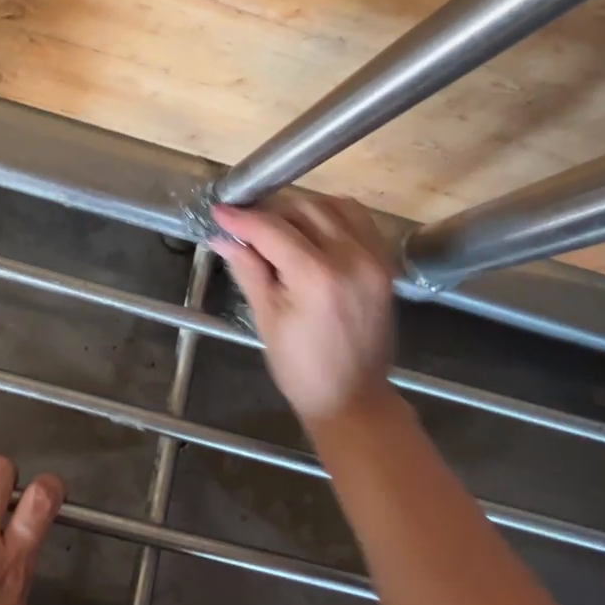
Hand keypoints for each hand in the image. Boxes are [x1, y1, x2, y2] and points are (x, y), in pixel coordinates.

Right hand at [211, 194, 397, 429]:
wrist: (352, 396)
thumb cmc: (300, 366)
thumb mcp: (266, 317)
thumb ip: (248, 268)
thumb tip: (222, 236)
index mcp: (317, 277)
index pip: (272, 229)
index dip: (242, 218)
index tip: (219, 212)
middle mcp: (351, 259)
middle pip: (304, 210)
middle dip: (270, 213)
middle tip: (246, 228)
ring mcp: (374, 259)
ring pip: (333, 207)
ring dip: (302, 211)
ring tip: (279, 230)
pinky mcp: (385, 264)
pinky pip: (359, 221)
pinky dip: (332, 218)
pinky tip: (312, 233)